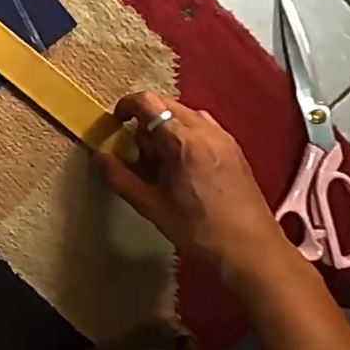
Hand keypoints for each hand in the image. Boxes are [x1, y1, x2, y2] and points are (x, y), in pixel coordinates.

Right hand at [98, 91, 285, 264]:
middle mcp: (205, 130)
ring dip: (164, 126)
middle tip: (139, 152)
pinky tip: (181, 165)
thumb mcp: (150, 205)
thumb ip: (120, 177)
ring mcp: (223, 136)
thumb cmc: (198, 229)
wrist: (250, 247)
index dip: (126, 106)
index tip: (116, 122)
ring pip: (183, 113)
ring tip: (161, 160)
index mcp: (183, 141)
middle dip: (145, 120)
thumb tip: (99, 157)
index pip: (148, 102)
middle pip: (165, 103)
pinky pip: (200, 125)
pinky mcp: (233, 147)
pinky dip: (183, 133)